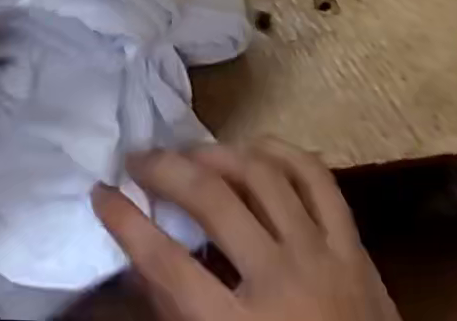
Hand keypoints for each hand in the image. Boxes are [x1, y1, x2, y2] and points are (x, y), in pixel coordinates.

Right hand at [92, 139, 399, 320]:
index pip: (165, 260)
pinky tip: (250, 151)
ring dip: (214, 154)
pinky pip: (317, 179)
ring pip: (260, 174)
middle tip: (136, 161)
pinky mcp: (357, 251)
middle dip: (161, 169)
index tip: (99, 192)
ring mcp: (326, 260)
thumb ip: (175, 308)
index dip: (123, 220)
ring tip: (190, 157)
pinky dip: (279, 153)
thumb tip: (136, 249)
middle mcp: (284, 285)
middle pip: (210, 198)